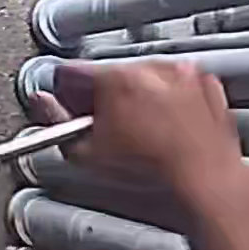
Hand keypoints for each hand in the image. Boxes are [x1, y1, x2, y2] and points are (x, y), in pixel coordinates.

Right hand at [33, 60, 241, 191]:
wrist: (207, 182)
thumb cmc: (152, 169)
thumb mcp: (84, 151)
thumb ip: (54, 118)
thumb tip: (41, 100)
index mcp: (116, 77)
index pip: (70, 71)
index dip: (64, 92)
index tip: (70, 107)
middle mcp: (149, 68)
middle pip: (104, 72)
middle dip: (99, 95)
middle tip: (102, 123)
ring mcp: (181, 74)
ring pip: (137, 76)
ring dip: (130, 95)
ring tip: (134, 127)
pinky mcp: (204, 84)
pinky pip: (170, 83)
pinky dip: (162, 97)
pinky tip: (158, 123)